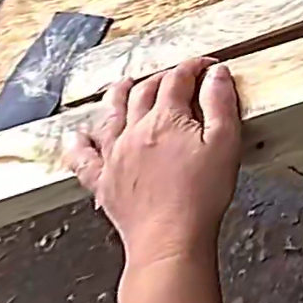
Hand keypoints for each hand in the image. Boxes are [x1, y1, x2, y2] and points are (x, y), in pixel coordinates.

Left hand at [62, 56, 243, 267]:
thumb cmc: (203, 191)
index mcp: (165, 121)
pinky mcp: (102, 181)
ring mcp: (113, 157)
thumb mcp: (226, 139)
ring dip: (118, 96)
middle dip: (162, 77)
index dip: (195, 67)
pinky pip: (82, 157)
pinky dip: (78, 142)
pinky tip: (76, 135)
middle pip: (143, 93)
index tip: (209, 64)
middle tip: (178, 74)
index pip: (177, 80)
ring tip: (122, 84)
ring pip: (110, 116)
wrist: (170, 237)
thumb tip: (216, 74)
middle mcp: (133, 133)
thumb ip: (221, 102)